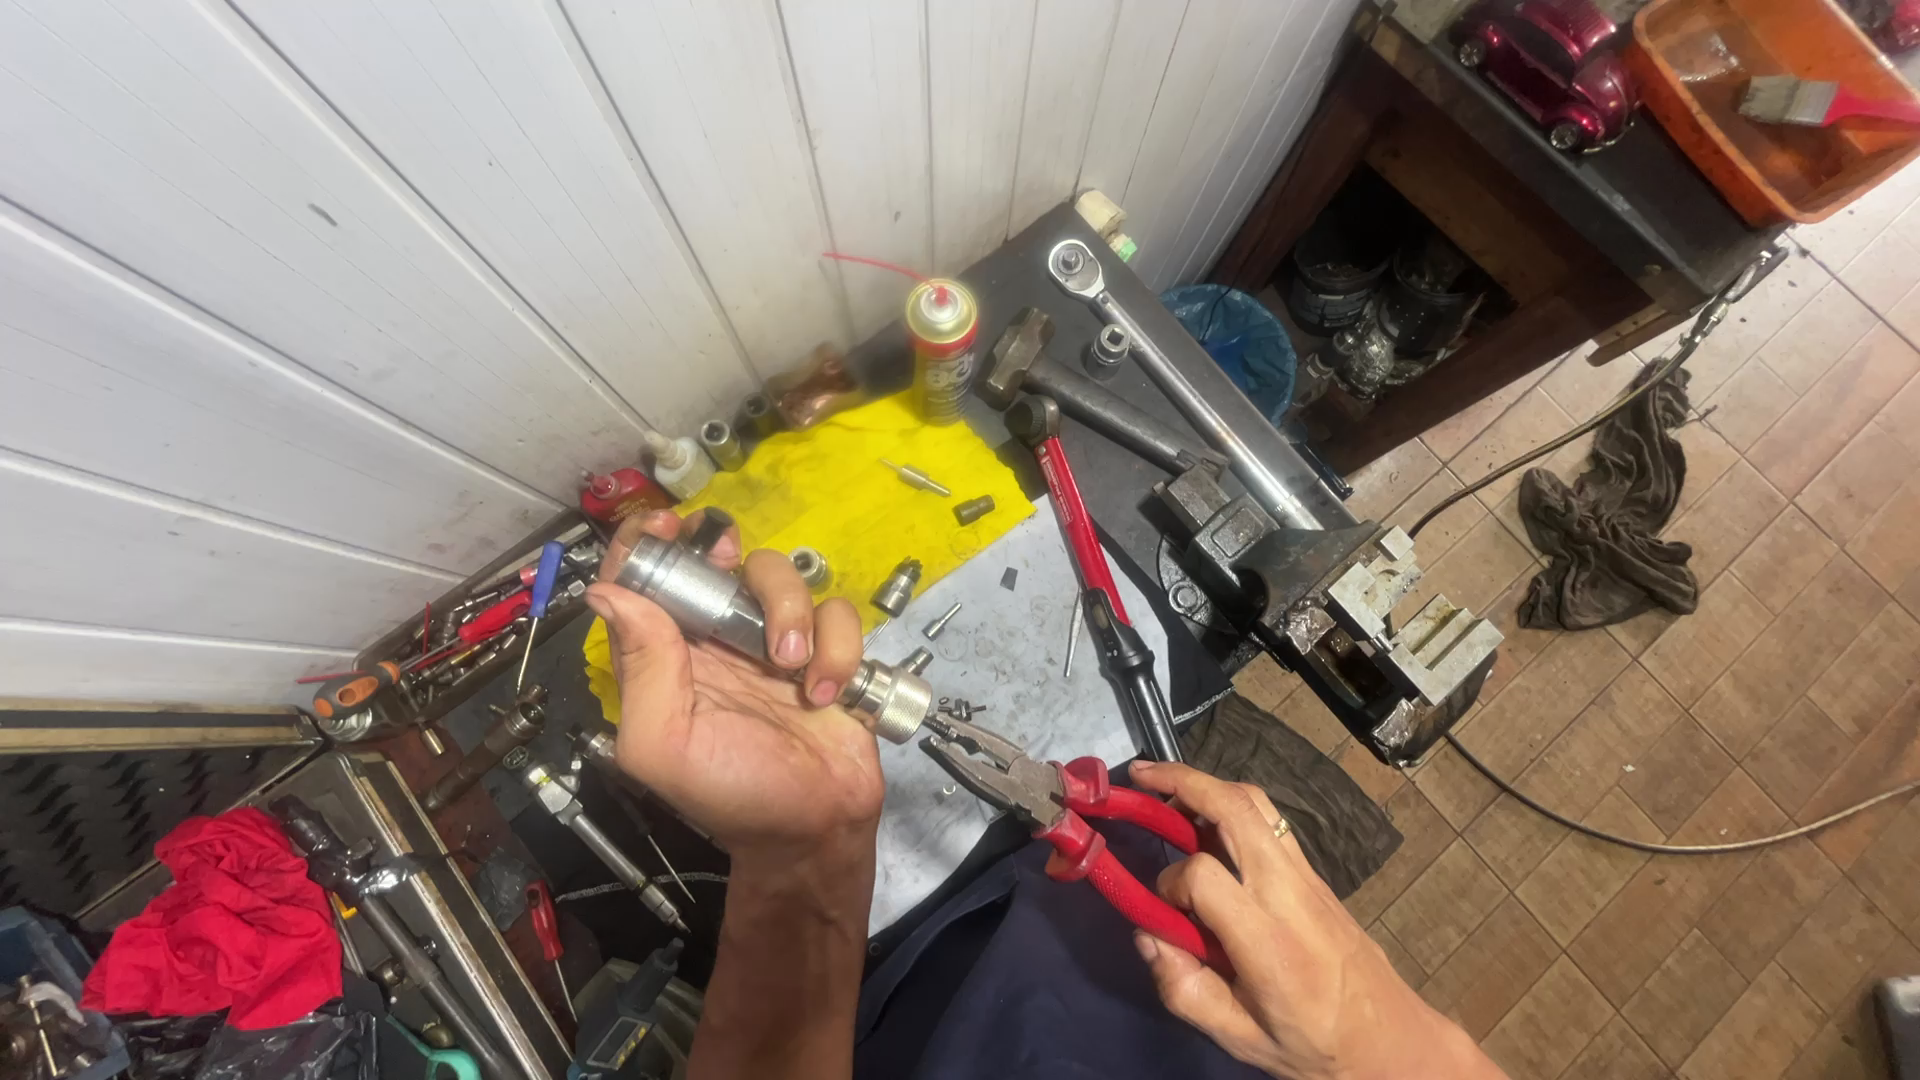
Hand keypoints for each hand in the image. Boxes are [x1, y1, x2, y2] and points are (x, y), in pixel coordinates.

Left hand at [585, 510, 883, 861]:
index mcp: (672, 655)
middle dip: (730, 558)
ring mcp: (779, 639)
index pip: (649, 582)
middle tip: (730, 560)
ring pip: (783, 576)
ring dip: (791, 614)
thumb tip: (609, 592)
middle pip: (724, 561)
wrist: (814, 826)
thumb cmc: (730, 792)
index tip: (663, 526)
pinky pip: (838, 613)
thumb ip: (641, 670)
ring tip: (793, 668)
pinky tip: (827, 691)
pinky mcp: (829, 648)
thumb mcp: (664, 744)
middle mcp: (722, 637)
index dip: (648, 545)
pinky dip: (837, 648)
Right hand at [1127, 761, 1503, 1079]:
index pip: (1204, 876)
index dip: (1170, 883)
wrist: (1391, 1041)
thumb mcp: (1241, 1039)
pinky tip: (1204, 819)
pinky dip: (1227, 802)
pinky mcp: (1310, 869)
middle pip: (1234, 807)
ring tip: (1168, 790)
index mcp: (1268, 941)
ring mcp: (1304, 873)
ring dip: (1206, 784)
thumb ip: (1184, 989)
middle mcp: (1287, 891)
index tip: (1164, 910)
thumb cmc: (1313, 1045)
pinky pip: (1266, 817)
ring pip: (1253, 801)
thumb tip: (1146, 934)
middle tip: (1141, 774)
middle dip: (1182, 780)